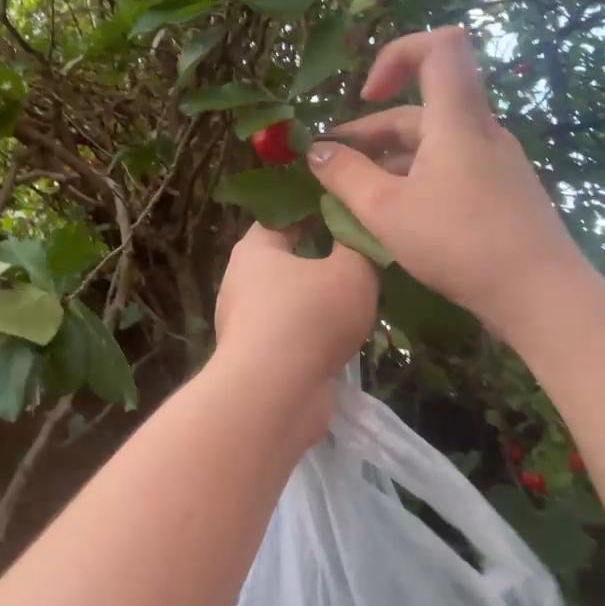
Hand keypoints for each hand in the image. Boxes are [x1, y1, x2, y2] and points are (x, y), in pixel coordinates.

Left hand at [214, 222, 378, 442]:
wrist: (272, 394)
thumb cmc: (308, 317)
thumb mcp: (350, 271)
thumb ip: (359, 246)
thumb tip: (358, 231)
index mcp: (255, 248)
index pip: (283, 216)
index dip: (315, 211)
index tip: (349, 211)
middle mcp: (242, 280)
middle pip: (286, 258)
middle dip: (321, 257)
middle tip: (362, 257)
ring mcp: (245, 321)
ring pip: (289, 298)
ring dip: (319, 299)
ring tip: (361, 298)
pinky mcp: (256, 356)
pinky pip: (290, 333)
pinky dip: (314, 332)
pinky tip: (344, 337)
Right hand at [306, 27, 588, 343]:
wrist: (543, 297)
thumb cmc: (460, 244)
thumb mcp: (385, 210)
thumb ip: (345, 175)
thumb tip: (316, 150)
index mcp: (457, 119)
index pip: (440, 46)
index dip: (396, 54)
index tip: (366, 94)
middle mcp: (481, 130)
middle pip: (420, 107)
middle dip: (370, 131)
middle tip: (331, 165)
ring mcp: (496, 161)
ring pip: (432, 141)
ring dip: (388, 159)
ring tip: (354, 196)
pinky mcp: (502, 189)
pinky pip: (449, 166)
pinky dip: (414, 177)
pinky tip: (394, 215)